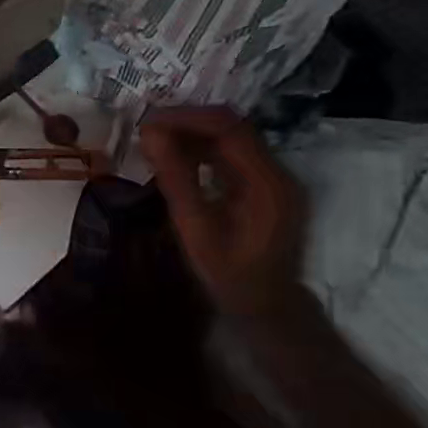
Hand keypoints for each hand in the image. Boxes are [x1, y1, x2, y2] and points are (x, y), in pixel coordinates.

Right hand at [139, 106, 307, 318]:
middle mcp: (278, 172)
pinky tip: (178, 156)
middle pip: (232, 126)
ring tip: (157, 140)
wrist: (267, 309)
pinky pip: (234, 152)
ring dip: (194, 132)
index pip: (228, 129)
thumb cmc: (229, 276)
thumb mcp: (195, 230)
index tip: (150, 122)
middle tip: (149, 129)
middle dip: (188, 121)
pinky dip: (204, 148)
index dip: (187, 118)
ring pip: (232, 135)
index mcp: (267, 183)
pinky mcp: (266, 183)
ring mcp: (274, 176)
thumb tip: (149, 133)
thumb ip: (175, 178)